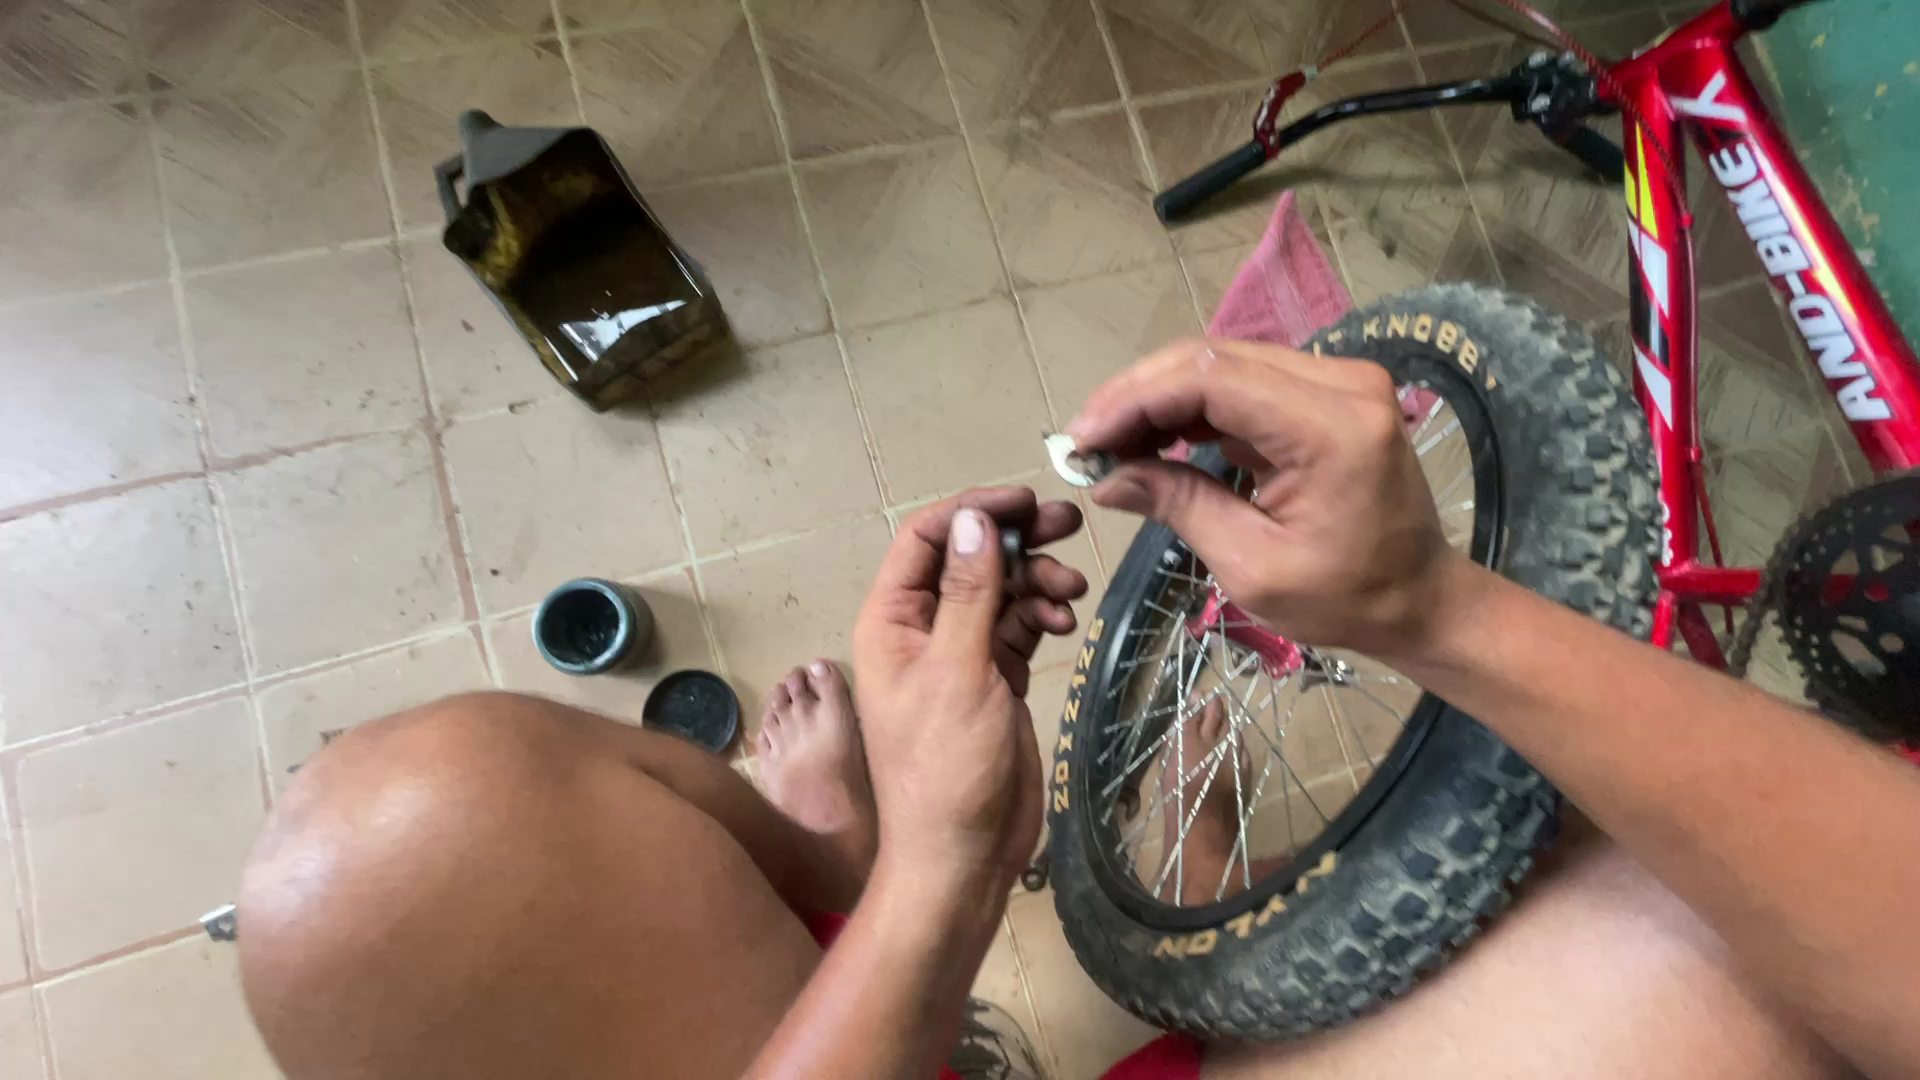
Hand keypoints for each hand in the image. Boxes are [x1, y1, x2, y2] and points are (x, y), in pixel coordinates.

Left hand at [852, 488, 1087, 892]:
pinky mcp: (993, 673)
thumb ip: (968, 594)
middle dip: (1016, 539)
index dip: (973, 511)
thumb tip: (975, 520)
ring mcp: (960, 650)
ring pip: (1000, 590)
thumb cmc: (946, 764)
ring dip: (1037, 580)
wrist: (964, 852)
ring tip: (1072, 589)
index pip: (926, 539)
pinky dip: (1042, 615)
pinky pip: (1019, 625)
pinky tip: (1064, 621)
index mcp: (892, 619)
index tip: (1025, 501)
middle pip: (969, 558)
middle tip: (1068, 523)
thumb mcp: (956, 671)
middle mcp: (922, 627)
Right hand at [1067, 338, 1461, 657]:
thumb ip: (1180, 506)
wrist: (1419, 598)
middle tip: (1083, 441)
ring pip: (1216, 364)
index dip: (1134, 401)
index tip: (1082, 440)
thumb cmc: (1345, 598)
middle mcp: (1338, 382)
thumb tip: (1106, 477)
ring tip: (1106, 443)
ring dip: (1153, 399)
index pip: (1210, 380)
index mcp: (1331, 427)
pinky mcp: (1319, 394)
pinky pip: (1235, 384)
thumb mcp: (1252, 566)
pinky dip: (1184, 408)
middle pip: (1209, 359)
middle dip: (1134, 396)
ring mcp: (1332, 381)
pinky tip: (1148, 438)